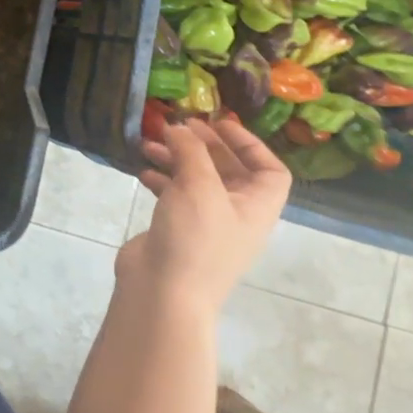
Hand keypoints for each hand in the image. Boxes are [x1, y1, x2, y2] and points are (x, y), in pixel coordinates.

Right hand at [118, 119, 290, 315]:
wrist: (166, 289)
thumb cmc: (194, 238)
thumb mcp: (198, 188)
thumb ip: (191, 152)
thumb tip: (179, 127)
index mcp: (256, 207)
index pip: (270, 170)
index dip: (249, 144)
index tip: (217, 123)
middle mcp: (236, 213)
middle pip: (229, 170)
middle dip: (203, 146)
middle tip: (175, 125)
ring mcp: (206, 222)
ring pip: (196, 180)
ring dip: (176, 158)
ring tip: (147, 144)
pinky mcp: (177, 228)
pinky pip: (174, 194)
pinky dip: (160, 178)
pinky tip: (141, 171)